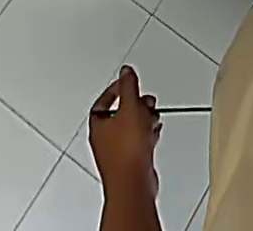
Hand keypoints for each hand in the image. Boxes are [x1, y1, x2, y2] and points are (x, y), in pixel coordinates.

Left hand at [89, 66, 160, 196]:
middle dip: (135, 104)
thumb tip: (125, 70)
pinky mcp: (129, 161)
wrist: (134, 182)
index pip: (103, 101)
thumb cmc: (127, 149)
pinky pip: (138, 141)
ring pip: (130, 127)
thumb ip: (129, 86)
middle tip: (145, 102)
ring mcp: (116, 151)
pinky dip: (146, 134)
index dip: (115, 89)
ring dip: (143, 119)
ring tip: (151, 118)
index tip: (127, 82)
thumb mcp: (130, 107)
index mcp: (98, 124)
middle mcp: (104, 138)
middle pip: (119, 113)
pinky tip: (153, 133)